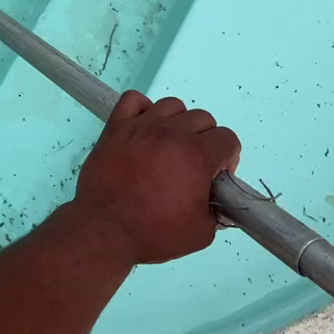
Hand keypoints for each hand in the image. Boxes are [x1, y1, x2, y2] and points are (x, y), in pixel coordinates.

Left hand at [69, 91, 240, 263]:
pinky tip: (144, 128)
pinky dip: (142, 108)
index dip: (228, 158)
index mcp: (196, 155)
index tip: (216, 175)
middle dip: (206, 140)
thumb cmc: (153, 233)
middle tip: (193, 164)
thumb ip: (216, 212)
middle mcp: (170, 133)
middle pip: (202, 119)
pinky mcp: (115, 126)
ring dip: (177, 122)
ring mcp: (140, 126)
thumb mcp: (201, 232)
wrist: (105, 228)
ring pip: (171, 106)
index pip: (228, 139)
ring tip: (169, 145)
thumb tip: (218, 203)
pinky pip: (133, 100)